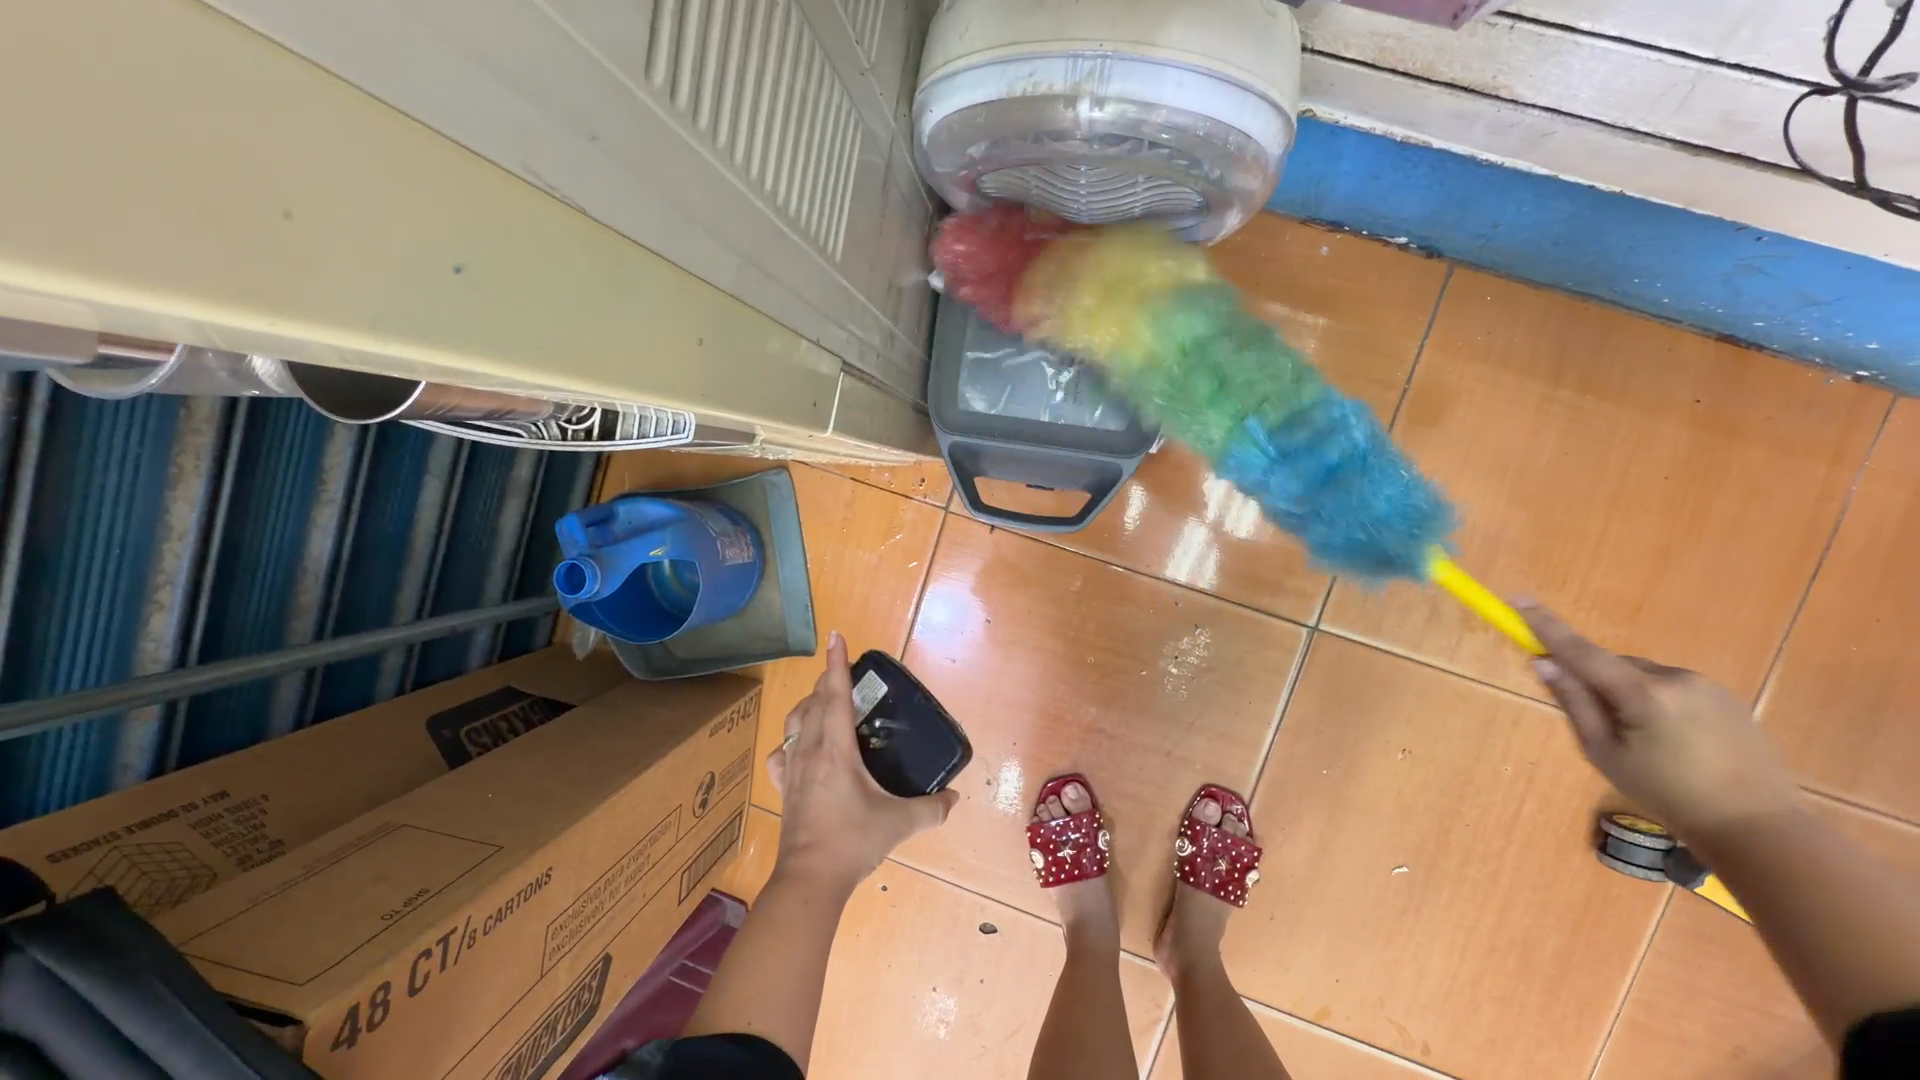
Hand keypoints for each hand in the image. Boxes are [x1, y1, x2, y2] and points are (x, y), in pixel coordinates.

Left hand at [765, 631, 958, 891]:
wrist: (810, 880)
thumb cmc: (853, 842)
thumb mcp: (900, 823)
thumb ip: (932, 808)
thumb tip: (954, 799)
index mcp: (836, 751)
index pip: (834, 696)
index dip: (836, 664)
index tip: (836, 637)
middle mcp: (810, 752)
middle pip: (813, 704)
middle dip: (826, 682)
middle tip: (843, 674)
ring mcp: (792, 771)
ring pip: (794, 725)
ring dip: (808, 706)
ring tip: (823, 703)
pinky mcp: (784, 790)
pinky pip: (781, 755)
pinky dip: (790, 742)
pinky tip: (796, 748)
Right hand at [1519, 603, 1801, 842]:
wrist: (1757, 825)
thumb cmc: (1667, 794)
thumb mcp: (1604, 753)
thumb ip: (1574, 703)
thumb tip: (1543, 662)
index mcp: (1643, 694)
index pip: (1582, 652)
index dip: (1547, 626)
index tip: (1520, 600)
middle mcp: (1675, 678)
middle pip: (1613, 665)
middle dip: (1594, 680)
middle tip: (1595, 723)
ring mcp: (1705, 685)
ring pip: (1642, 676)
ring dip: (1626, 694)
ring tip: (1641, 741)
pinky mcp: (1725, 697)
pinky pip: (1671, 688)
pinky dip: (1654, 702)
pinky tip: (1670, 741)